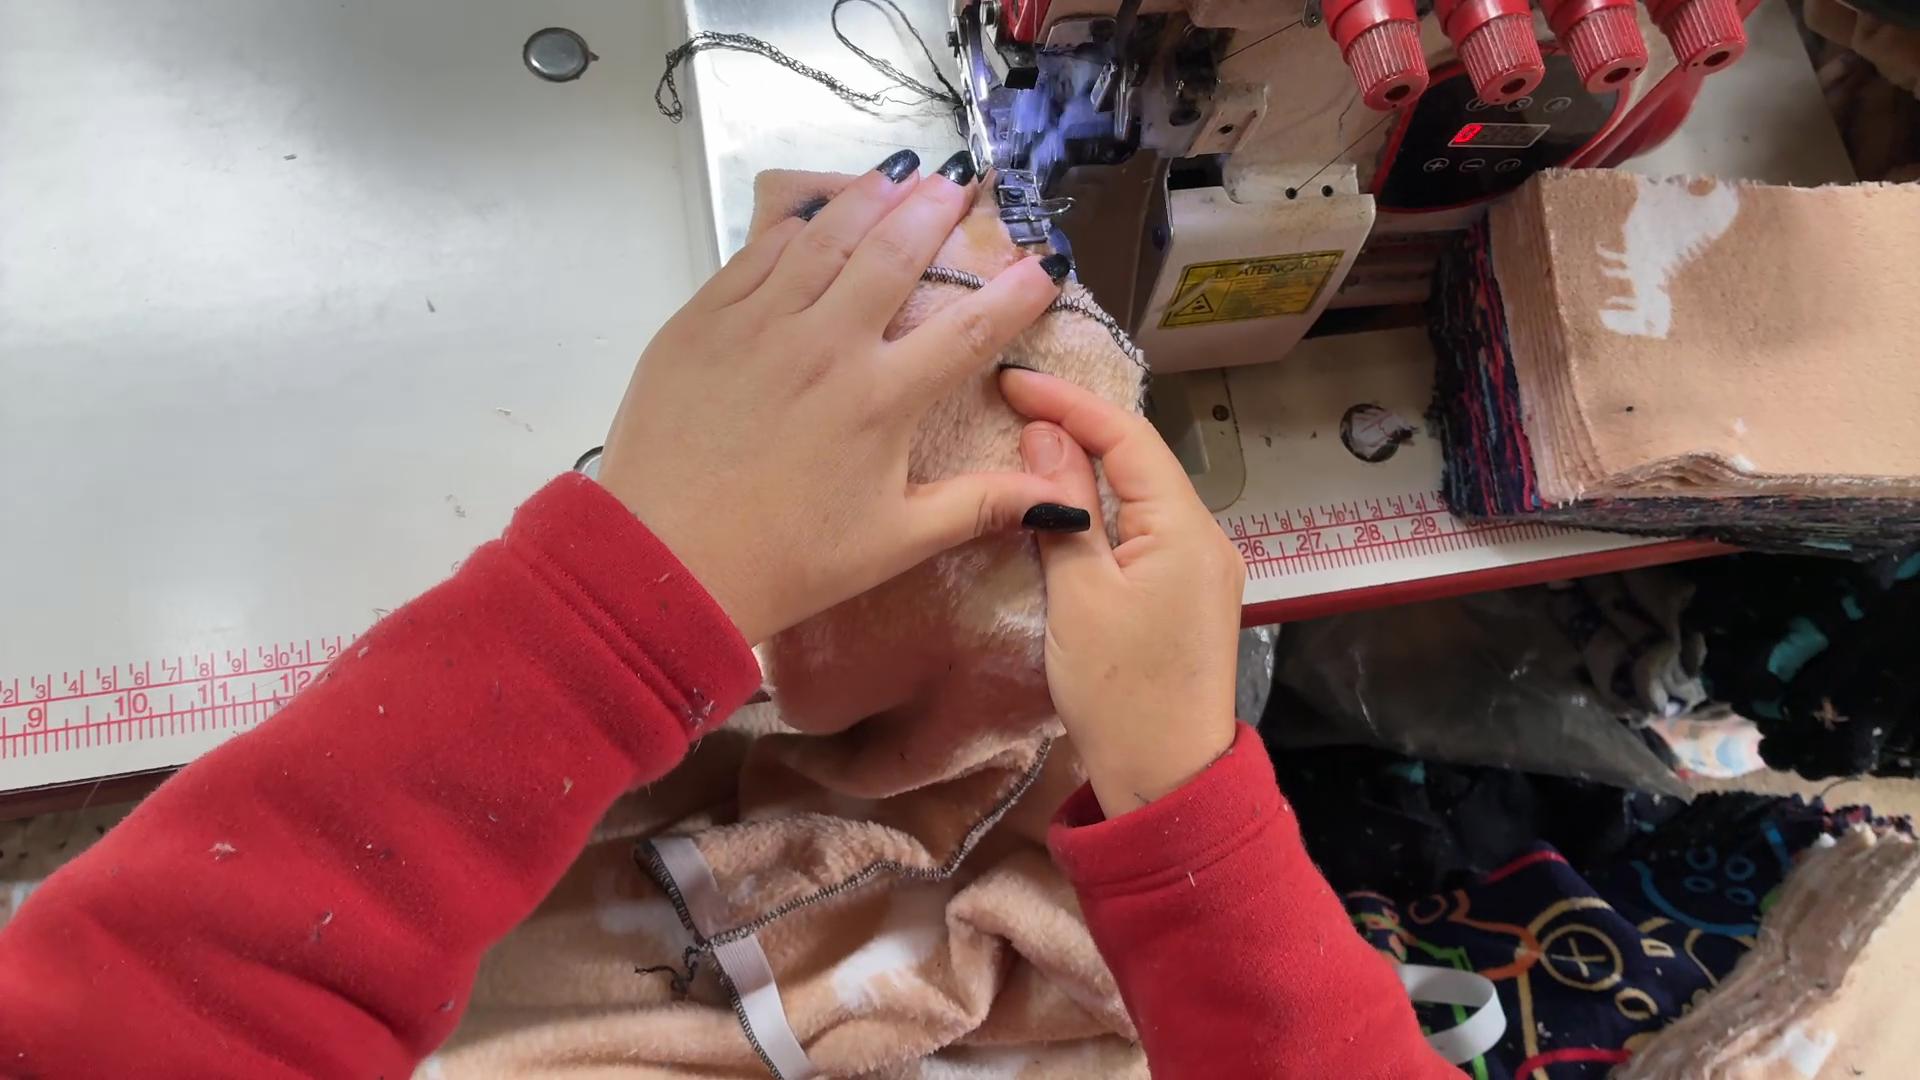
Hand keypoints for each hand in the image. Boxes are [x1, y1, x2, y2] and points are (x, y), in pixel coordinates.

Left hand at [596, 150, 1079, 644]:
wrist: (665, 562)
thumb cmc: (788, 560)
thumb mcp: (894, 541)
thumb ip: (978, 507)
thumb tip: (1059, 497)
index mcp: (880, 399)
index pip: (968, 329)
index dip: (1015, 293)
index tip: (1044, 263)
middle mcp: (826, 344)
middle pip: (893, 254)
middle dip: (935, 210)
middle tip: (959, 182)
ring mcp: (759, 323)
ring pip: (825, 234)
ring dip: (869, 197)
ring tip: (898, 172)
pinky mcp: (702, 318)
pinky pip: (757, 248)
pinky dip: (794, 219)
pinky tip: (813, 211)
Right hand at [1000, 368, 1245, 818]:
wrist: (1167, 778)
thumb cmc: (1119, 691)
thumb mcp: (1080, 596)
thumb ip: (1066, 511)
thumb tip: (1046, 436)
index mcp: (1186, 530)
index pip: (1128, 437)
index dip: (1071, 402)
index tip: (1014, 381)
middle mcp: (1205, 536)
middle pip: (1140, 458)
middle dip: (1080, 426)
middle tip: (1016, 405)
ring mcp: (1200, 565)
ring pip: (1141, 492)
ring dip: (1091, 464)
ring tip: (1033, 438)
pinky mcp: (1185, 591)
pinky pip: (1143, 527)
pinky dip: (1104, 505)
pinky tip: (1069, 499)